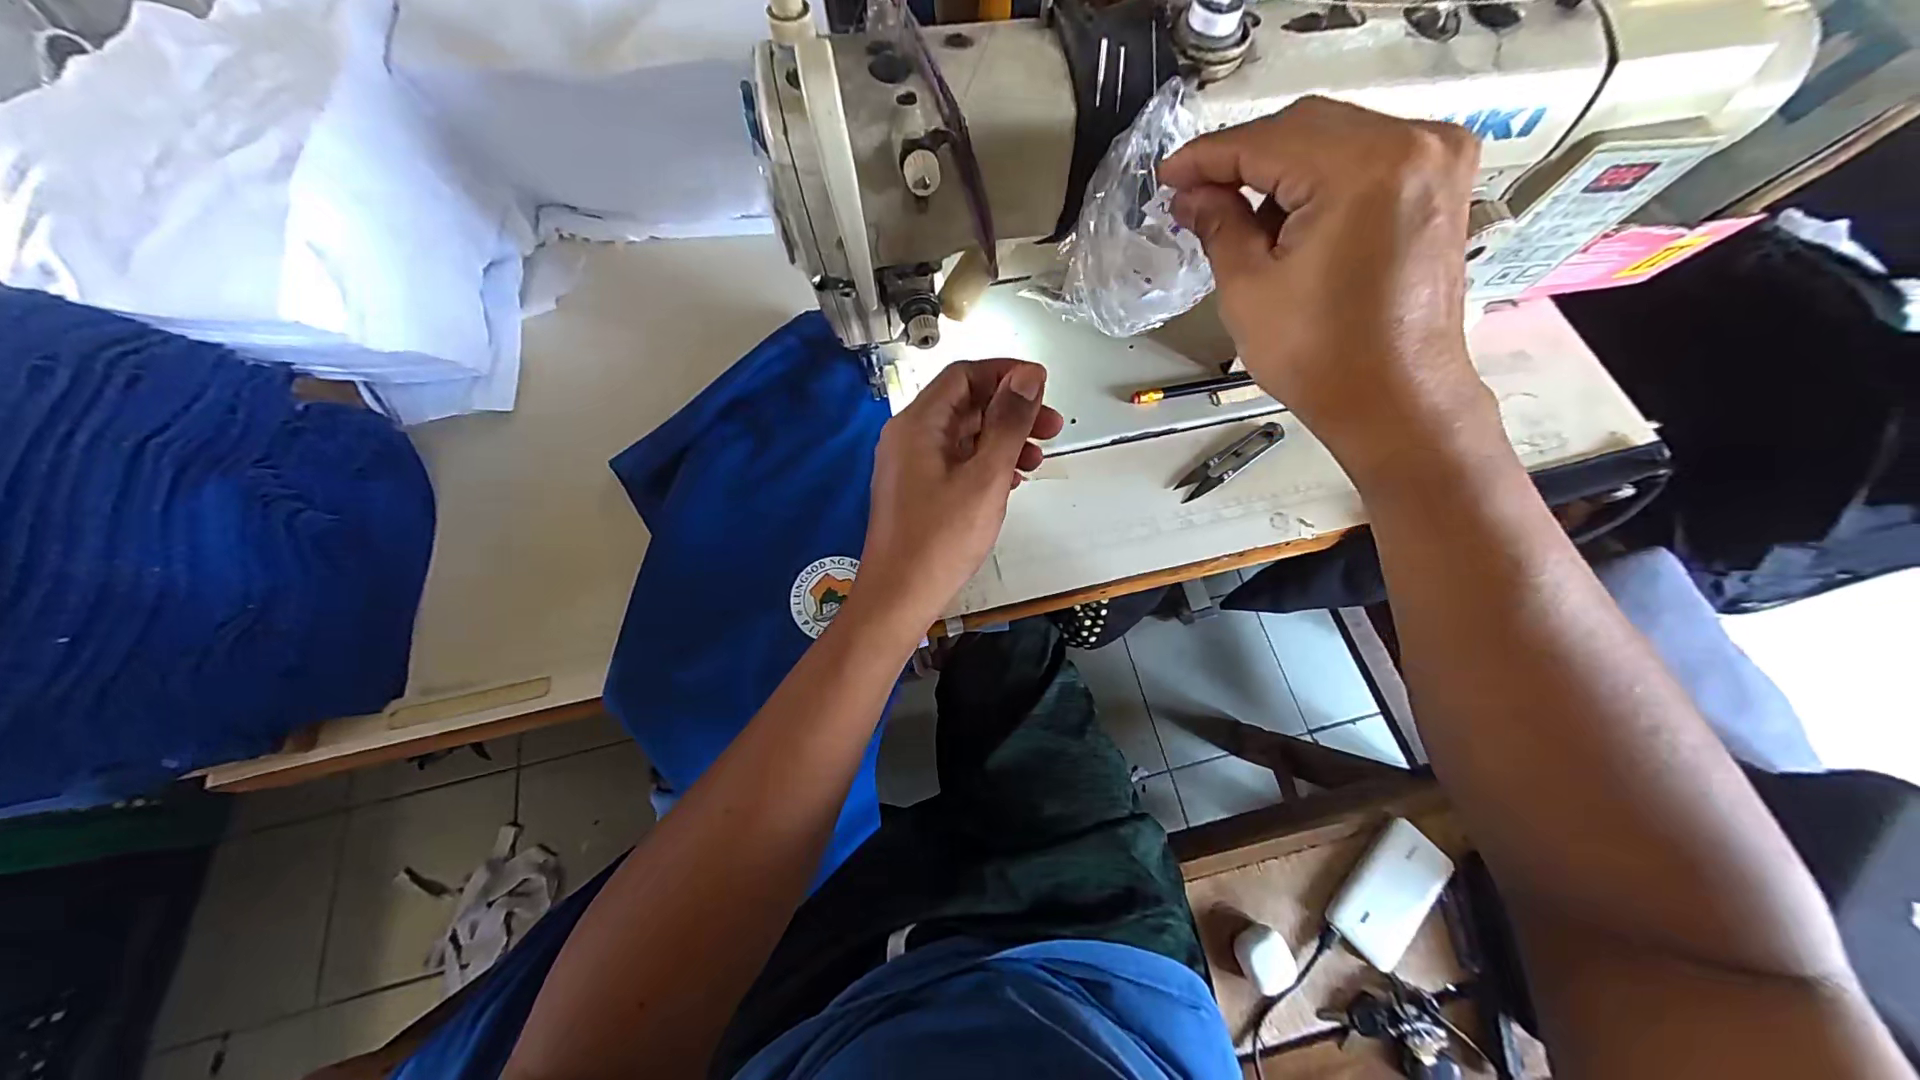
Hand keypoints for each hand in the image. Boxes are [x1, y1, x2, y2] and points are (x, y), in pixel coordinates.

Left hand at [854, 359, 1063, 629]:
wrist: (899, 596)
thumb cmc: (937, 542)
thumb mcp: (985, 477)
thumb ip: (1008, 423)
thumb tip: (1026, 378)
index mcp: (918, 425)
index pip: (964, 375)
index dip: (1007, 374)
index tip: (1041, 385)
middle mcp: (908, 438)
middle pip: (966, 403)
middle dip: (1012, 410)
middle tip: (1050, 425)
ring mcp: (910, 465)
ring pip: (963, 435)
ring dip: (1003, 438)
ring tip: (1036, 457)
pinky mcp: (917, 490)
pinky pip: (956, 461)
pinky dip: (986, 462)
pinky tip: (1011, 479)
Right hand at [1160, 97, 1494, 479]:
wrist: (1395, 399)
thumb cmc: (1321, 357)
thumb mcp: (1248, 289)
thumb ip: (1218, 226)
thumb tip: (1192, 195)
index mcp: (1365, 170)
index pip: (1267, 141)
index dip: (1207, 156)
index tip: (1168, 175)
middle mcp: (1414, 145)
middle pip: (1304, 127)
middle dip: (1241, 158)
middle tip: (1192, 193)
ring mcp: (1436, 161)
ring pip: (1333, 139)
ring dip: (1276, 168)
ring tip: (1230, 210)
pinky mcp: (1438, 186)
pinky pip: (1363, 159)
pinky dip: (1315, 178)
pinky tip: (1280, 213)